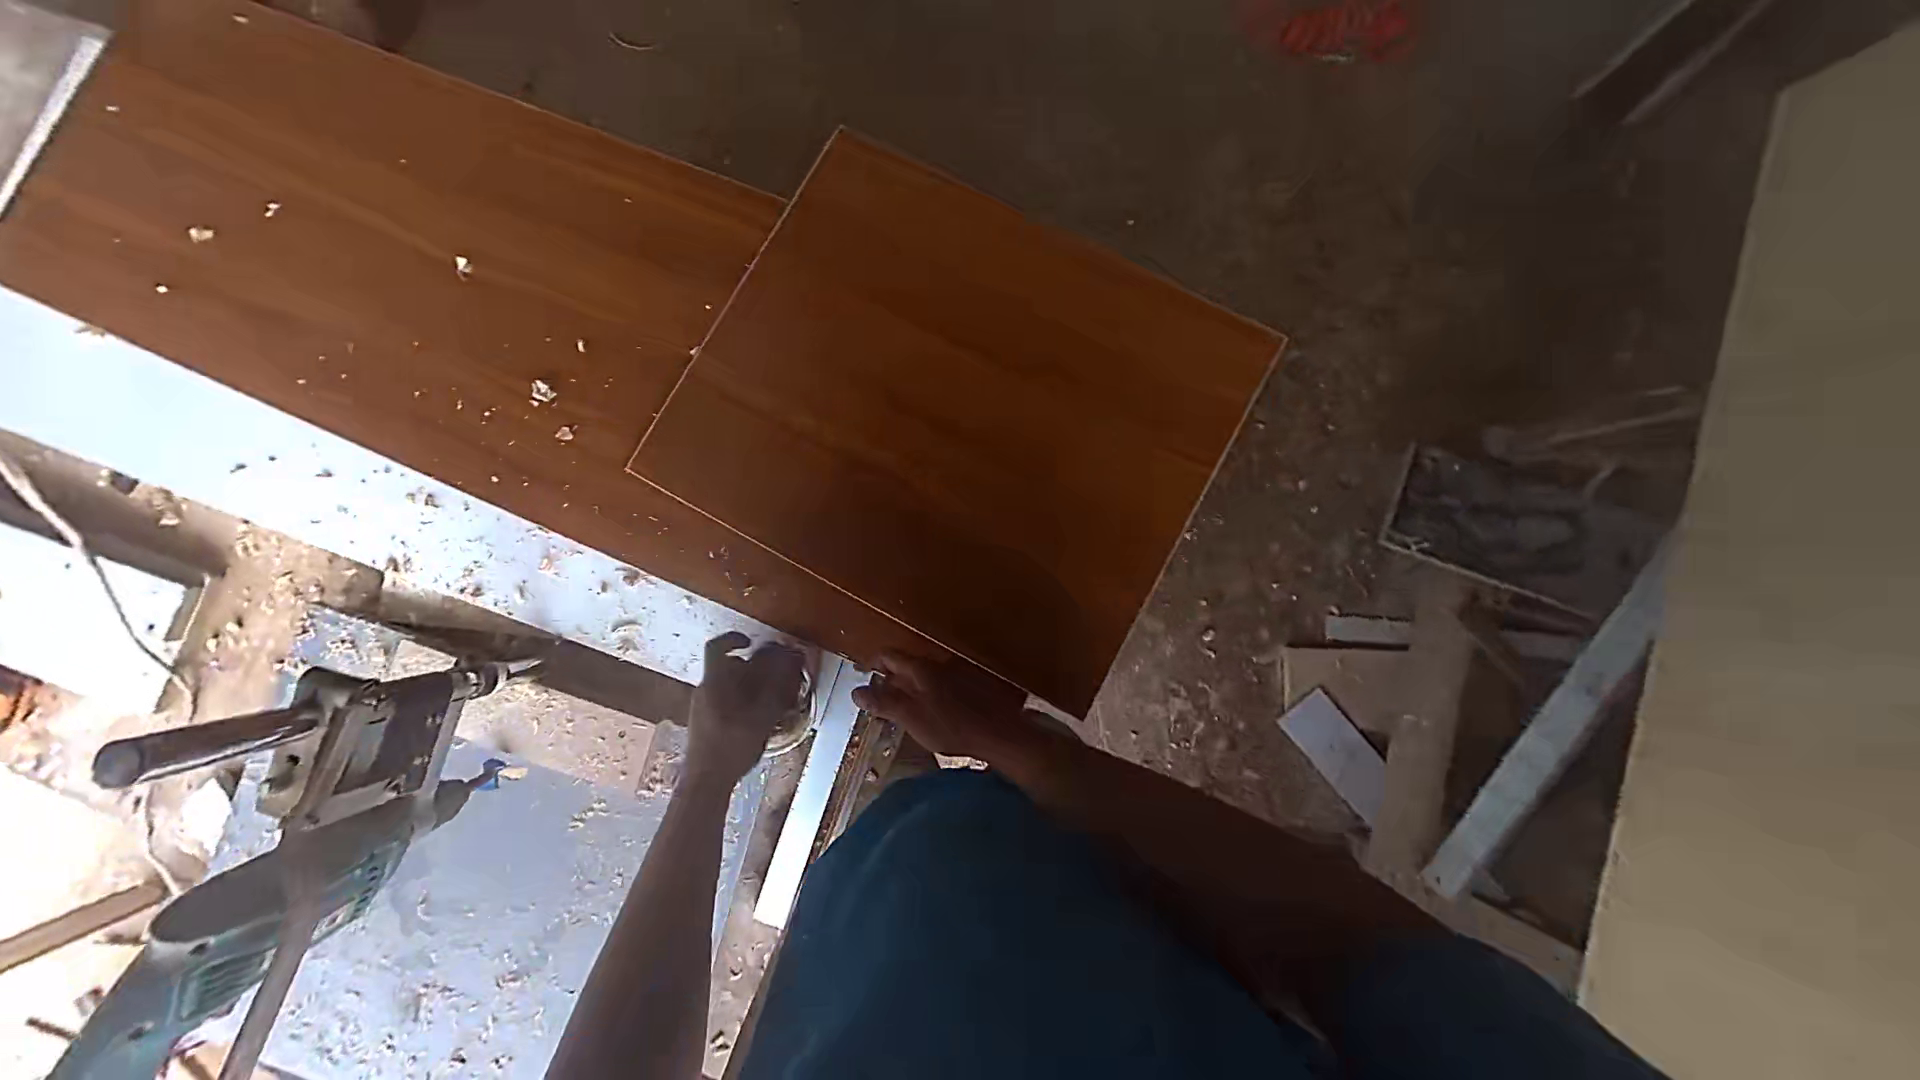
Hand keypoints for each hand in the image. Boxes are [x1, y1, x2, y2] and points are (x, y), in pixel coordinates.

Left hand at [686, 632, 805, 787]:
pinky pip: (723, 701)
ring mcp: (701, 708)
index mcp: (715, 682)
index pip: (717, 647)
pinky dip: (742, 700)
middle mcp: (704, 691)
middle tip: (772, 670)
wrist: (705, 782)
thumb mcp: (762, 713)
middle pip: (726, 666)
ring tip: (769, 695)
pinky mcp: (704, 723)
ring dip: (747, 684)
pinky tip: (758, 716)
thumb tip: (788, 659)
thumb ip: (777, 684)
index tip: (751, 641)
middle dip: (751, 665)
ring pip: (726, 684)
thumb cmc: (731, 746)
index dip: (734, 638)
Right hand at [850, 652, 1035, 761]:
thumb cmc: (951, 726)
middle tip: (878, 696)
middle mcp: (938, 664)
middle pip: (906, 664)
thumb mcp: (911, 718)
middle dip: (890, 678)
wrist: (998, 733)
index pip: (889, 655)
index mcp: (921, 668)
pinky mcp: (970, 687)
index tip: (862, 674)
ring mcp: (956, 674)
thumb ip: (884, 703)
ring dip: (909, 687)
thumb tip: (855, 691)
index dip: (872, 662)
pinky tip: (930, 713)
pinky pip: (940, 685)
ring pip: (924, 675)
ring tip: (901, 707)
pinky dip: (927, 694)